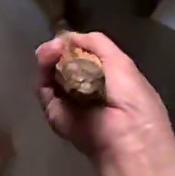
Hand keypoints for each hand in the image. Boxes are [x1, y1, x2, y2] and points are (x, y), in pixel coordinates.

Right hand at [35, 32, 174, 166]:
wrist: (126, 138)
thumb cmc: (131, 97)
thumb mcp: (120, 61)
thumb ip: (95, 42)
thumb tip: (66, 37)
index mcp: (105, 75)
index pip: (81, 54)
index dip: (71, 44)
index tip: (64, 38)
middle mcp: (85, 87)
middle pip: (62, 63)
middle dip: (56, 51)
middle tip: (52, 47)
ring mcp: (68, 101)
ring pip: (50, 75)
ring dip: (47, 61)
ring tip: (49, 53)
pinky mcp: (54, 114)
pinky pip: (44, 91)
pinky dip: (43, 77)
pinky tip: (47, 64)